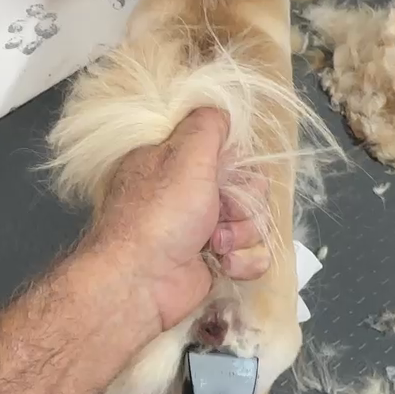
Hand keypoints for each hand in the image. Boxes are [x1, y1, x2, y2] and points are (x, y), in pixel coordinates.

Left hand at [80, 108, 271, 332]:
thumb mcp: (184, 155)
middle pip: (248, 188)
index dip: (235, 164)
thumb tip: (220, 111)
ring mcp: (202, 230)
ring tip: (216, 244)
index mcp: (176, 163)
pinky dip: (242, 262)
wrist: (140, 282)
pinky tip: (223, 264)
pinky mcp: (214, 262)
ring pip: (253, 223)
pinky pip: (250, 256)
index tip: (226, 172)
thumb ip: (207, 126)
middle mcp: (188, 194)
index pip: (226, 152)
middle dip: (244, 203)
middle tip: (221, 212)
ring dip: (242, 234)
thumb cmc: (160, 215)